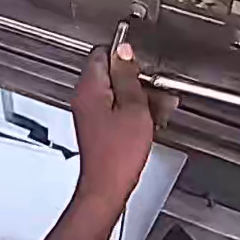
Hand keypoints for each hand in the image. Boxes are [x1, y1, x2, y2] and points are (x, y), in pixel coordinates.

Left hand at [70, 43, 174, 206]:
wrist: (107, 186)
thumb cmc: (117, 155)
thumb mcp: (134, 108)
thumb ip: (129, 77)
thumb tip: (125, 52)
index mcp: (90, 88)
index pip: (103, 53)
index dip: (125, 55)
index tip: (141, 63)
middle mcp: (84, 98)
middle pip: (109, 72)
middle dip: (134, 78)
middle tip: (151, 89)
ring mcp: (89, 112)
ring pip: (114, 90)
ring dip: (136, 95)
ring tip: (155, 107)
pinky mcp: (97, 125)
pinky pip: (115, 107)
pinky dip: (131, 109)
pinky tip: (147, 120)